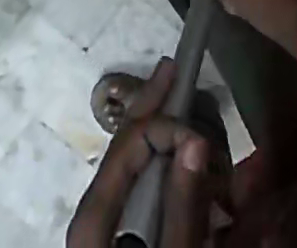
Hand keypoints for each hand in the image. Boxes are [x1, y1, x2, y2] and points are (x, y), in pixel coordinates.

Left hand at [67, 59, 212, 247]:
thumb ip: (182, 206)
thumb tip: (195, 141)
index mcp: (94, 215)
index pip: (130, 145)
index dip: (167, 126)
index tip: (204, 138)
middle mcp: (92, 210)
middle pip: (123, 144)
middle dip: (152, 106)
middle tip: (171, 66)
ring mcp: (103, 221)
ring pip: (130, 160)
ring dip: (158, 133)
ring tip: (177, 102)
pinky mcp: (116, 233)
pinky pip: (136, 184)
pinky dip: (157, 163)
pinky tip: (176, 156)